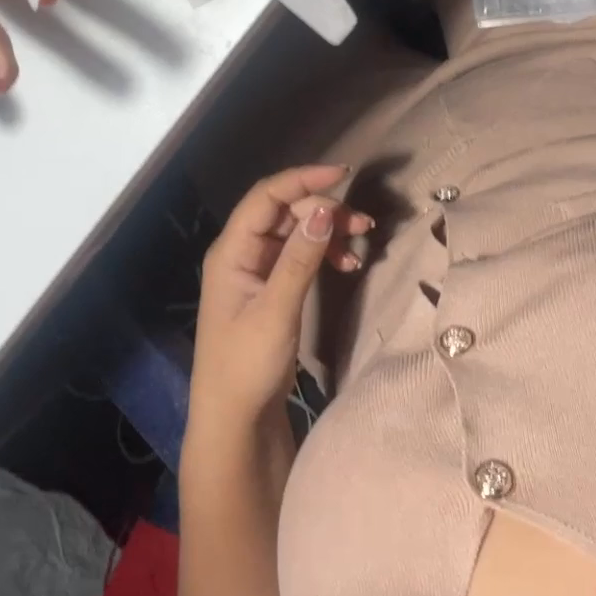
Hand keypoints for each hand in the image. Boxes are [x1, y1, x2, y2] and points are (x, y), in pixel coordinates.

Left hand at [191, 165, 372, 432]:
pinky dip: (326, 252)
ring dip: (329, 230)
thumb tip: (325, 209)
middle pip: (286, 210)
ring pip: (298, 230)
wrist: (235, 420)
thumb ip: (300, 258)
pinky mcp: (272, 288)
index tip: (344, 175)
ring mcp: (257, 270)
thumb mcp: (276, 311)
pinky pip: (302, 254)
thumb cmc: (246, 365)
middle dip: (325, 209)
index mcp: (232, 251)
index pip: (267, 197)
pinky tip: (348, 265)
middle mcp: (243, 253)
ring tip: (362, 242)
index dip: (304, 179)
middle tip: (363, 225)